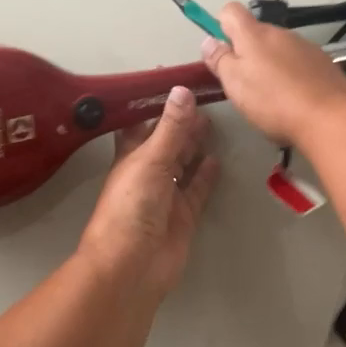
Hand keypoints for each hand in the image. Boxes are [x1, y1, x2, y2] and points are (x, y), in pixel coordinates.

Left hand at [77, 86, 219, 296]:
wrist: (131, 268)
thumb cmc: (131, 207)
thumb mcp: (151, 159)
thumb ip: (170, 127)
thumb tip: (182, 88)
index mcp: (130, 155)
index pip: (140, 121)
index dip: (153, 102)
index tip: (171, 78)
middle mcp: (146, 171)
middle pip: (165, 140)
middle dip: (180, 121)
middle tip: (201, 98)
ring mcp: (164, 194)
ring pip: (181, 162)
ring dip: (193, 144)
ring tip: (210, 122)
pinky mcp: (182, 216)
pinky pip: (195, 190)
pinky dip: (204, 176)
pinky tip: (215, 160)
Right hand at [202, 1, 345, 147]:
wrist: (331, 118)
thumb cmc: (274, 101)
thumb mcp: (235, 84)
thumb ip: (219, 60)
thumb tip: (208, 41)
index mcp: (253, 34)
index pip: (230, 10)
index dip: (222, 26)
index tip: (223, 52)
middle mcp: (280, 32)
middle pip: (256, 33)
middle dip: (248, 53)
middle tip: (247, 85)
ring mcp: (305, 46)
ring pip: (279, 49)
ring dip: (272, 65)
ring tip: (275, 99)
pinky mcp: (325, 63)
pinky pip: (300, 63)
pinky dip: (294, 76)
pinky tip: (298, 101)